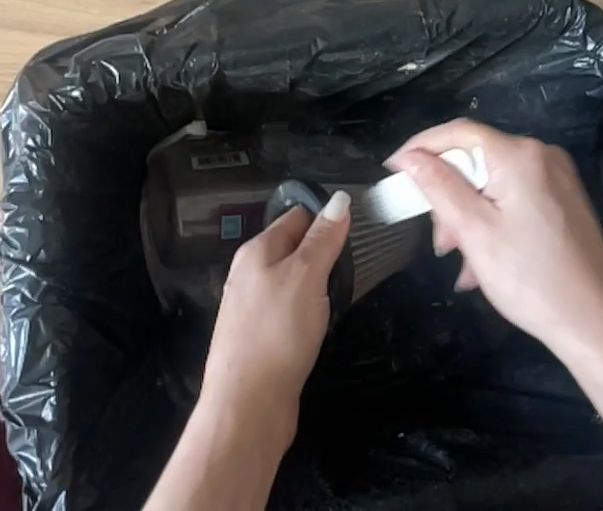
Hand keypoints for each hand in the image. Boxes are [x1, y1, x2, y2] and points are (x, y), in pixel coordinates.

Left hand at [201, 193, 352, 420]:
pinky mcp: (258, 337)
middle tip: (353, 265)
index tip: (355, 231)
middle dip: (321, 253)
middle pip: (292, 248)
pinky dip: (306, 311)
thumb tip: (338, 198)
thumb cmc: (278, 331)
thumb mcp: (307, 275)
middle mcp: (249, 273)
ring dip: (315, 284)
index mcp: (257, 251)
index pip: (296, 218)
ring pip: (290, 281)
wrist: (248, 404)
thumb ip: (324, 238)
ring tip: (341, 293)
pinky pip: (287, 310)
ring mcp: (250, 307)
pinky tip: (320, 324)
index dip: (325, 220)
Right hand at [387, 119, 602, 354]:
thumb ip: (438, 186)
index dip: (421, 146)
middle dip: (449, 196)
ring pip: (493, 184)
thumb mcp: (474, 231)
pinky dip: (493, 223)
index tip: (392, 170)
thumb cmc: (531, 278)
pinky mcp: (565, 201)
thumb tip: (409, 156)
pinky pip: (514, 199)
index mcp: (520, 155)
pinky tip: (483, 264)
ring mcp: (558, 178)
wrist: (599, 326)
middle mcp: (542, 155)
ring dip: (469, 218)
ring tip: (461, 264)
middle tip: (439, 240)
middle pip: (477, 160)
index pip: (459, 132)